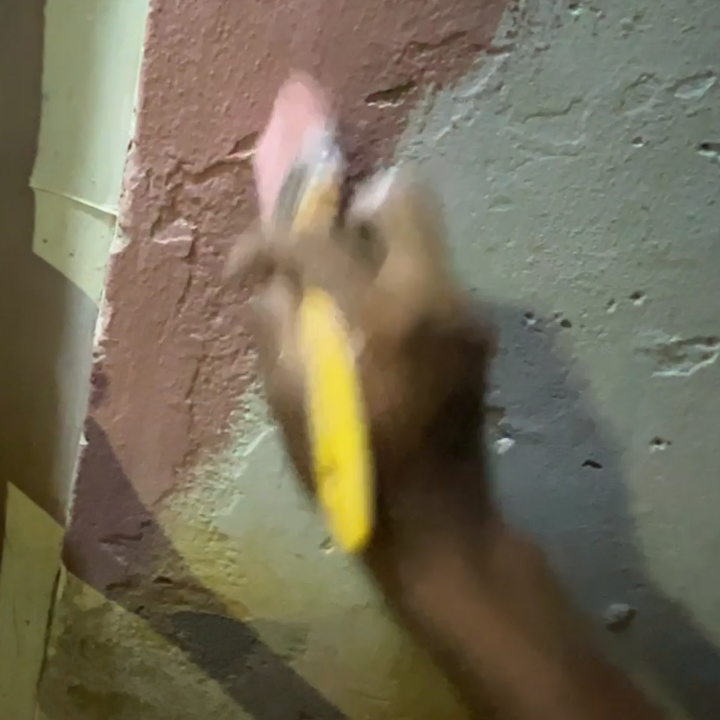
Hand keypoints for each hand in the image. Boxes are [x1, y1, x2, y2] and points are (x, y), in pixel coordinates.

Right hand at [230, 172, 497, 586]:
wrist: (438, 522)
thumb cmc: (350, 468)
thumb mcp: (289, 403)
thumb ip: (274, 327)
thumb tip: (269, 284)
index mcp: (379, 318)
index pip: (316, 243)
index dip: (267, 242)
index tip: (243, 266)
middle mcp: (433, 295)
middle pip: (401, 197)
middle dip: (348, 207)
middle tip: (315, 244)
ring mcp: (465, 309)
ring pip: (419, 233)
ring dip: (371, 243)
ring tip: (335, 288)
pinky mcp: (476, 328)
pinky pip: (428, 273)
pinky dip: (391, 277)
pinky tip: (368, 324)